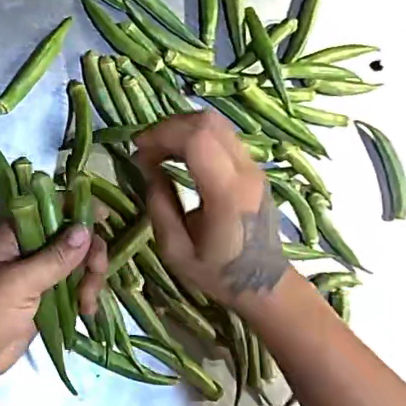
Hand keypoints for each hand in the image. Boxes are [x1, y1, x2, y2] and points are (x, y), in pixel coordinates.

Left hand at [0, 222, 108, 385]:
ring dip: (91, 278)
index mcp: (15, 234)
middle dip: (91, 253)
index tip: (105, 218)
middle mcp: (31, 247)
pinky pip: (77, 284)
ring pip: (80, 261)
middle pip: (74, 235)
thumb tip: (85, 229)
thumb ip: (55, 258)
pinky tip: (87, 311)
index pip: (52, 207)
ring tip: (87, 303)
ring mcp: (41, 272)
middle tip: (95, 274)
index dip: (78, 208)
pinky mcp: (49, 296)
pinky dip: (86, 294)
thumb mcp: (19, 283)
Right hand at [135, 112, 294, 312]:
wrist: (265, 284)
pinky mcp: (254, 169)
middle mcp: (245, 172)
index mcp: (227, 194)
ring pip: (217, 124)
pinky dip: (197, 137)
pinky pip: (224, 137)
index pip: (198, 139)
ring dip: (183, 129)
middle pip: (208, 122)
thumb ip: (160, 208)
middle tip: (146, 149)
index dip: (163, 135)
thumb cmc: (220, 274)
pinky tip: (180, 157)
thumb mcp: (177, 252)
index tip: (139, 152)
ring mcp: (254, 168)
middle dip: (169, 127)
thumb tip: (148, 171)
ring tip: (160, 151)